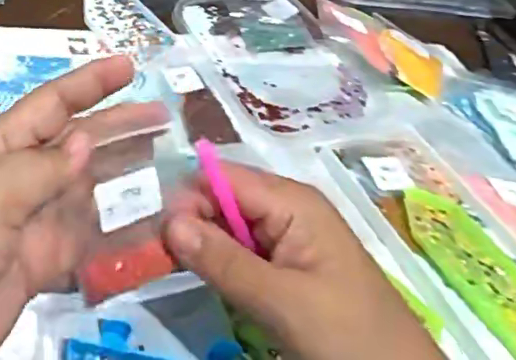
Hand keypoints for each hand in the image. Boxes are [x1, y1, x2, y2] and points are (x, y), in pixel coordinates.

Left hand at [0, 55, 136, 359]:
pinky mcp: (36, 266)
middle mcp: (16, 177)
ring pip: (85, 192)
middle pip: (75, 144)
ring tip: (168, 167)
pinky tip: (149, 229)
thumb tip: (85, 138)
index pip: (51, 104)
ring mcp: (28, 222)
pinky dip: (116, 236)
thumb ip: (41, 168)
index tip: (127, 65)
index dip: (89, 83)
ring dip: (123, 179)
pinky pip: (83, 243)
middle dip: (116, 127)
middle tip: (164, 116)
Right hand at [165, 164, 441, 359]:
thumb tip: (167, 221)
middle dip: (193, 224)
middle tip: (168, 262)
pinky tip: (216, 285)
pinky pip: (245, 251)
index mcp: (290, 199)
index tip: (163, 241)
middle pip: (221, 198)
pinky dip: (224, 266)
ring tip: (186, 274)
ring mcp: (291, 237)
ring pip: (229, 226)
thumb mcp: (285, 304)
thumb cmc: (352, 339)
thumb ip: (224, 261)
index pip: (218, 177)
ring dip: (206, 247)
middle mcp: (288, 207)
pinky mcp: (292, 266)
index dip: (187, 201)